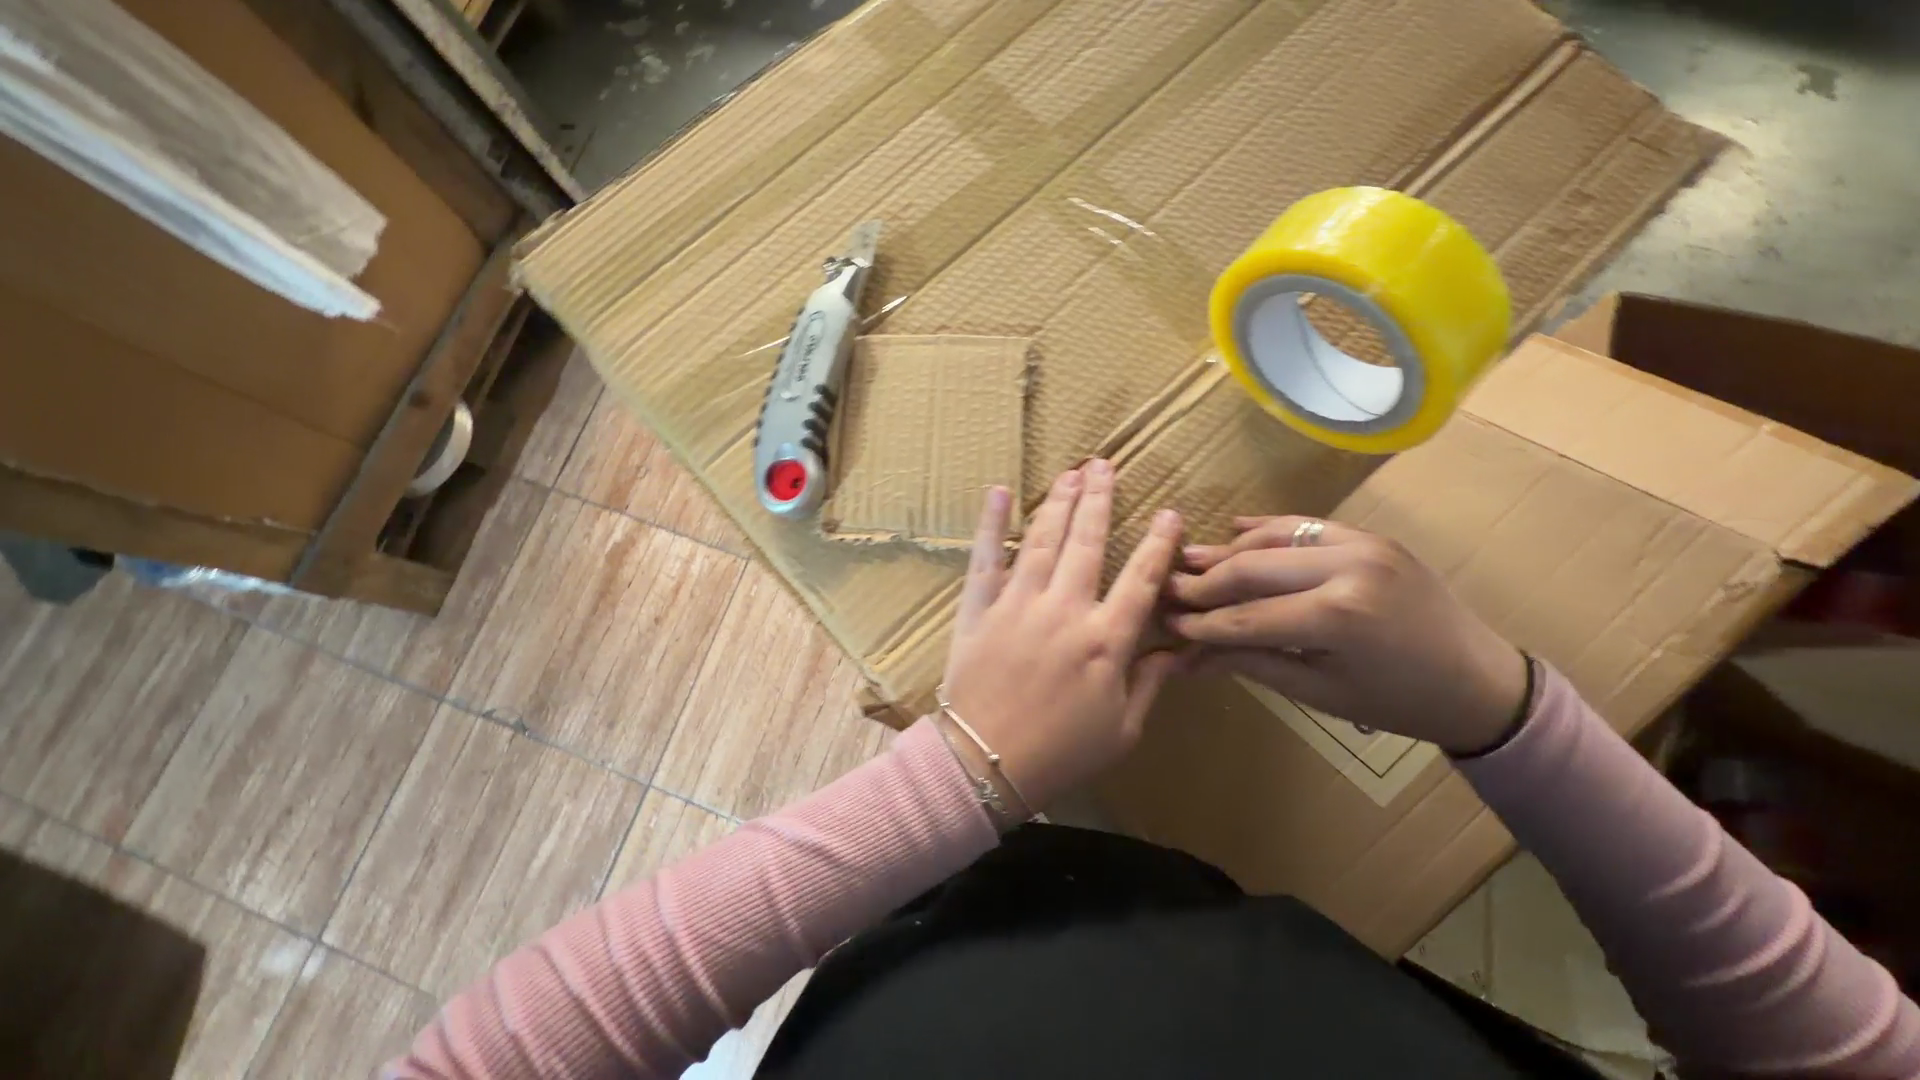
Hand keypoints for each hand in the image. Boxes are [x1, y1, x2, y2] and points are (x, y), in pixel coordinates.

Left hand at [941, 461, 1184, 810]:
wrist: (985, 764)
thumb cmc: (1061, 753)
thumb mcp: (1122, 729)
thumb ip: (1151, 682)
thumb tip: (1181, 649)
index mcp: (1105, 641)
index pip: (1141, 580)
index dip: (1158, 544)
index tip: (1168, 513)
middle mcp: (1064, 611)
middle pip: (1087, 544)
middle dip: (1099, 501)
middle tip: (1105, 466)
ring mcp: (1018, 606)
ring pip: (1042, 542)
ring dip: (1059, 503)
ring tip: (1071, 473)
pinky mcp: (979, 610)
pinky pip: (985, 559)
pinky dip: (991, 524)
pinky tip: (1000, 492)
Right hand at [1167, 516, 1527, 754]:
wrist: (1480, 681)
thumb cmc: (1398, 702)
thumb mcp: (1320, 691)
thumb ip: (1251, 663)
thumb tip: (1187, 658)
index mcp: (1340, 616)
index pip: (1248, 617)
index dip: (1202, 623)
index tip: (1165, 622)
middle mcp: (1349, 567)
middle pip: (1254, 568)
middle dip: (1205, 581)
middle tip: (1166, 588)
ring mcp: (1364, 544)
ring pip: (1276, 538)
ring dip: (1229, 550)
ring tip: (1188, 559)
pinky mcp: (1372, 536)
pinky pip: (1308, 525)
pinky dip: (1270, 528)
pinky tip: (1235, 530)